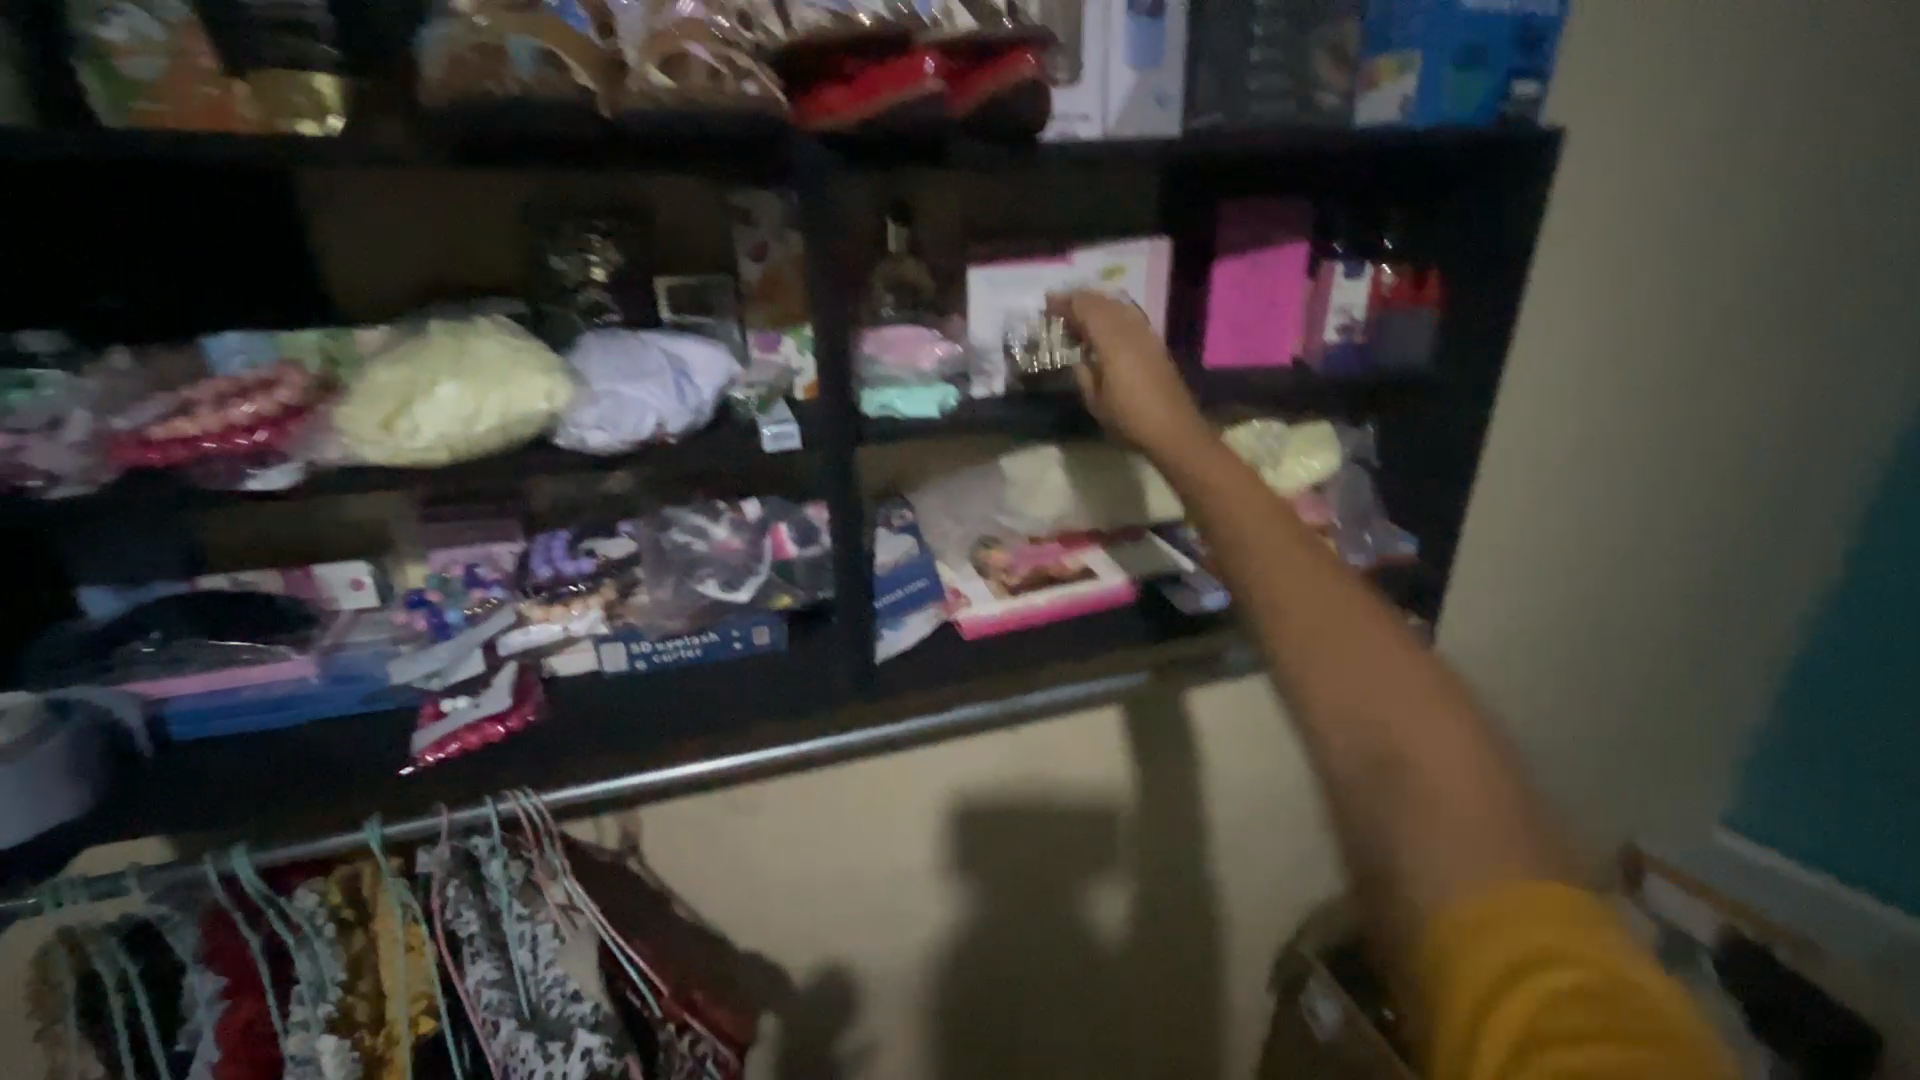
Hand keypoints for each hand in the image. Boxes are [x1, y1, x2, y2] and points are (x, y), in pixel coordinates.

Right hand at [1047, 290, 1212, 460]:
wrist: (1173, 429)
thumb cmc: (1129, 419)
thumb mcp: (1095, 401)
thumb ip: (1083, 373)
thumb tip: (1079, 357)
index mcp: (1112, 341)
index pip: (1086, 308)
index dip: (1065, 302)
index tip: (1047, 304)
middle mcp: (1130, 330)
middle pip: (1102, 301)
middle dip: (1079, 300)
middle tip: (1059, 308)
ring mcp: (1146, 334)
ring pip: (1119, 305)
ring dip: (1097, 305)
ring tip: (1079, 316)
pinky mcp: (1155, 343)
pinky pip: (1130, 316)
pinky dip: (1112, 314)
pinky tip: (1104, 328)